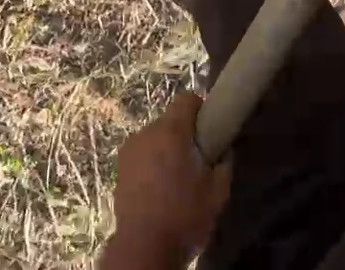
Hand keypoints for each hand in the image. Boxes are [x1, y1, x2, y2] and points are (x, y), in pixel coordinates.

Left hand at [104, 92, 230, 267]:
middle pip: (169, 120)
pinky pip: (142, 152)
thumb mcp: (217, 193)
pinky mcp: (120, 164)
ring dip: (166, 148)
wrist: (144, 244)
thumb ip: (223, 165)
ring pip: (155, 137)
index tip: (209, 126)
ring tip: (177, 177)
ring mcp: (130, 147)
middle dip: (184, 134)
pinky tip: (159, 187)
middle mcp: (147, 132)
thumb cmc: (184, 216)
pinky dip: (152, 161)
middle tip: (197, 160)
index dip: (199, 108)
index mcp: (171, 132)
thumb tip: (224, 150)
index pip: (185, 99)